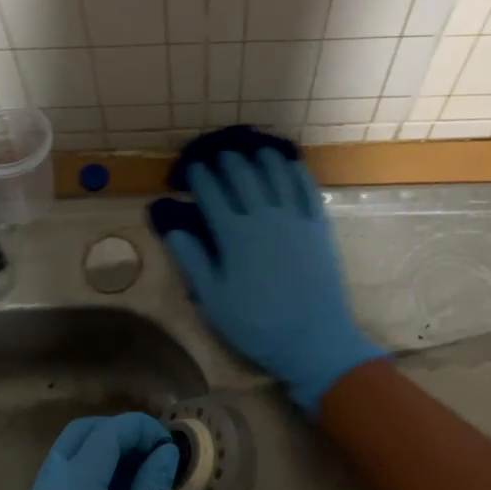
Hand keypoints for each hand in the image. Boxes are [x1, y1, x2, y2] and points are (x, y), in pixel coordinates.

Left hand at [18, 413, 178, 489]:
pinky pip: (61, 482)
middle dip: (119, 433)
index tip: (170, 443)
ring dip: (105, 451)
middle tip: (155, 451)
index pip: (105, 436)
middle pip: (78, 435)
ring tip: (144, 471)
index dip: (139, 429)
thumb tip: (165, 453)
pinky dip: (90, 473)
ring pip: (67, 456)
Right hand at [162, 148, 385, 412]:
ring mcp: (294, 217)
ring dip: (261, 157)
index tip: (192, 167)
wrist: (314, 340)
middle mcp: (263, 216)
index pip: (212, 193)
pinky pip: (306, 187)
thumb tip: (172, 226)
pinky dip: (295, 170)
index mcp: (234, 234)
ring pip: (275, 173)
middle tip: (219, 153)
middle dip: (227, 160)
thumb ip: (193, 260)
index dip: (200, 176)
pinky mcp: (318, 224)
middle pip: (242, 175)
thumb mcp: (214, 301)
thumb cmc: (258, 325)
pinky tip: (289, 163)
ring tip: (253, 149)